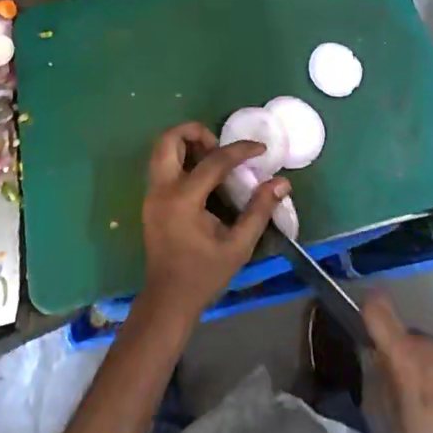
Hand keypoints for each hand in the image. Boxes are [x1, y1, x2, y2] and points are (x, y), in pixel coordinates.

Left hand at [140, 122, 289, 319]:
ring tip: (213, 159)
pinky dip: (181, 158)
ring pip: (161, 149)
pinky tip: (204, 176)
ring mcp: (152, 194)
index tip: (261, 149)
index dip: (240, 150)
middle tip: (220, 147)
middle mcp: (162, 189)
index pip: (214, 161)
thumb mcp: (238, 246)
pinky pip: (162, 165)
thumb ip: (259, 211)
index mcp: (183, 200)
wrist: (168, 299)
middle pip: (169, 140)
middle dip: (196, 132)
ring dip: (186, 143)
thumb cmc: (203, 275)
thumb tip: (281, 183)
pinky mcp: (151, 200)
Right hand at [363, 293, 432, 432]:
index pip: (377, 309)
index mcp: (407, 356)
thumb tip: (374, 364)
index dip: (366, 311)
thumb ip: (381, 392)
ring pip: (430, 355)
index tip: (360, 327)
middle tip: (393, 392)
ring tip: (425, 412)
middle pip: (405, 337)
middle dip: (396, 356)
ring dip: (423, 372)